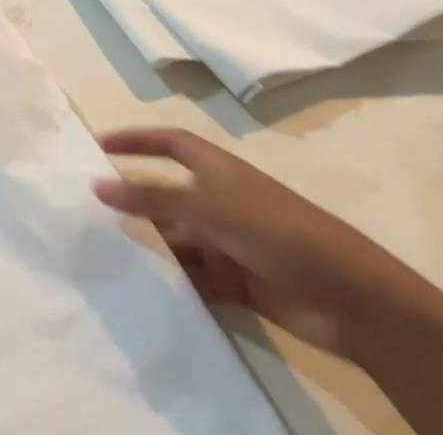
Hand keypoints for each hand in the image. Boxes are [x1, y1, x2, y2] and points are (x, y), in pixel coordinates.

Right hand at [93, 127, 420, 358]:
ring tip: (107, 254)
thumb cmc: (282, 235)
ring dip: (150, 246)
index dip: (136, 140)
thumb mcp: (212, 210)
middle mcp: (222, 203)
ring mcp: (230, 244)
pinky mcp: (237, 282)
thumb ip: (153, 198)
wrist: (354, 302)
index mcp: (221, 173)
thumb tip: (97, 184)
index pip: (171, 143)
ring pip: (177, 239)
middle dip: (133, 202)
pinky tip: (145, 288)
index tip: (98, 146)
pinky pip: (193, 277)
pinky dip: (172, 281)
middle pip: (167, 195)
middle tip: (88, 212)